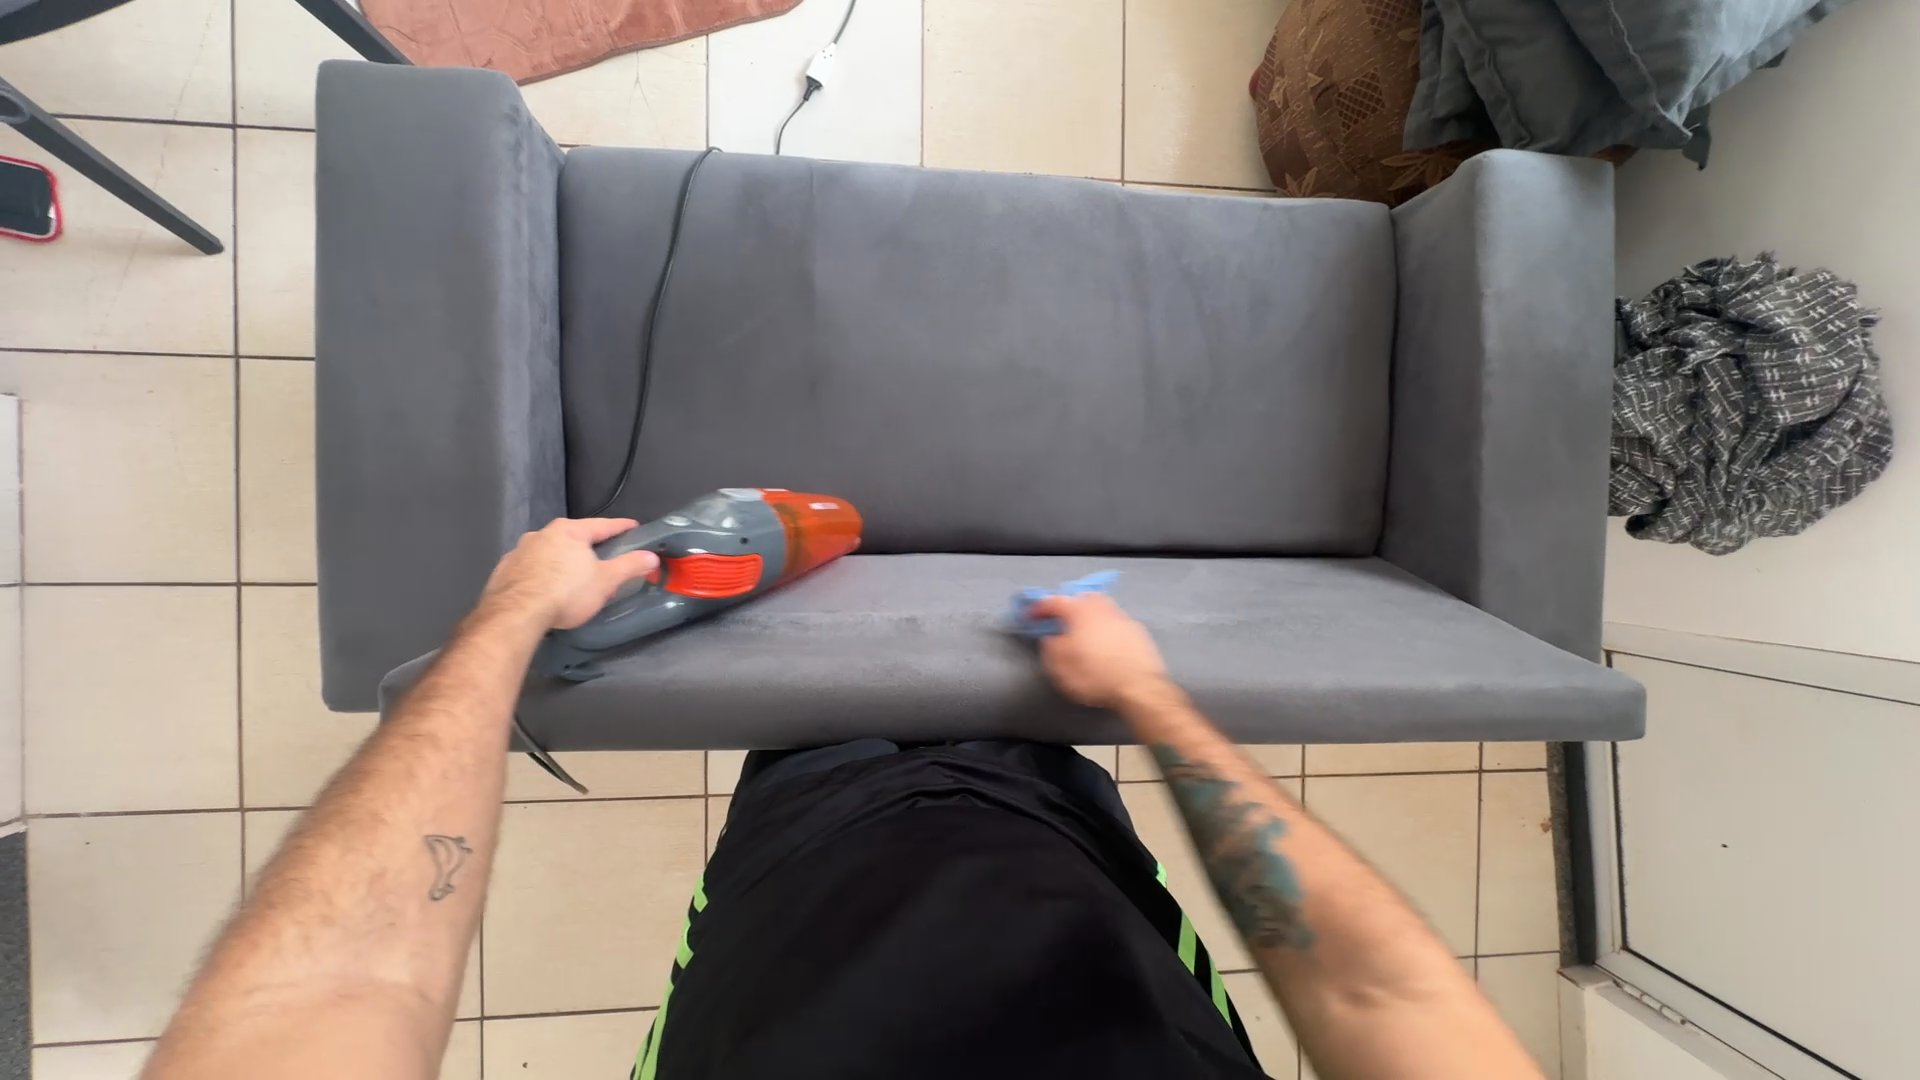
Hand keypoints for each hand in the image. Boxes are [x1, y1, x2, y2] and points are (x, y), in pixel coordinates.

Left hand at [479, 518, 659, 630]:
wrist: (515, 615)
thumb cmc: (567, 592)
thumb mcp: (606, 580)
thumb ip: (630, 565)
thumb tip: (651, 556)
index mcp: (569, 531)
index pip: (602, 525)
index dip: (621, 527)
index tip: (633, 527)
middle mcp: (541, 534)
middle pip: (573, 537)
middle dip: (589, 546)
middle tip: (604, 558)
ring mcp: (518, 551)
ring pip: (549, 552)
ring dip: (563, 560)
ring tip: (574, 576)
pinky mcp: (503, 571)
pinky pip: (531, 567)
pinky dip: (542, 573)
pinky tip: (547, 587)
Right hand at [1026, 593, 1168, 708]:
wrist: (1140, 687)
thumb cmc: (1094, 674)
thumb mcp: (1060, 666)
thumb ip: (1050, 648)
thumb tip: (1050, 639)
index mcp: (1079, 611)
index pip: (1053, 602)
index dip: (1039, 608)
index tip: (1030, 616)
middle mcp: (1102, 608)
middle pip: (1082, 599)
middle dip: (1069, 606)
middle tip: (1060, 620)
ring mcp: (1123, 618)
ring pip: (1102, 609)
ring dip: (1090, 616)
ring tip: (1084, 632)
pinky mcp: (1138, 632)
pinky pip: (1115, 623)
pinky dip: (1106, 629)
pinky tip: (1106, 644)